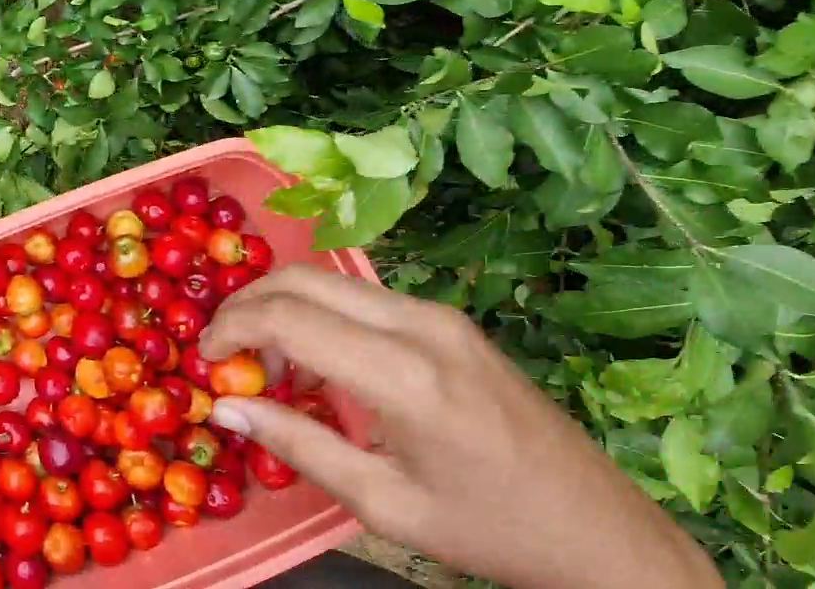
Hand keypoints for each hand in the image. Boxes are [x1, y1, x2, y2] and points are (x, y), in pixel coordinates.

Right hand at [200, 265, 720, 588]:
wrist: (608, 535)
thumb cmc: (490, 531)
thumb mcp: (385, 505)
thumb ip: (297, 445)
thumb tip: (226, 406)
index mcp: (405, 376)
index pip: (287, 317)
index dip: (231, 329)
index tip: (206, 360)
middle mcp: (421, 326)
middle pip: (299, 280)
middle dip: (245, 305)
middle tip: (226, 352)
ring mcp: (439, 316)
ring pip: (325, 280)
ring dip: (280, 306)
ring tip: (269, 363)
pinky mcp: (449, 320)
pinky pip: (358, 297)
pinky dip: (316, 313)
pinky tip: (318, 361)